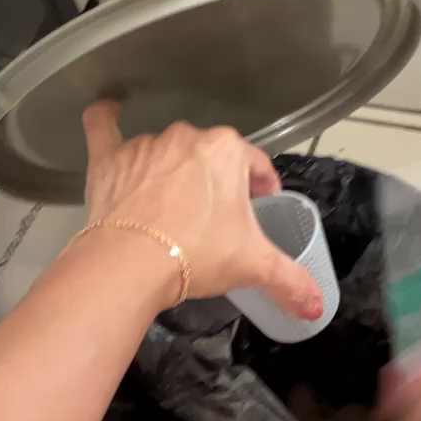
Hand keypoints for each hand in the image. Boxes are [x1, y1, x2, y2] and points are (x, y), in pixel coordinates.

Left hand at [80, 102, 322, 318]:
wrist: (131, 263)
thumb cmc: (198, 254)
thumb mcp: (253, 266)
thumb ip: (290, 281)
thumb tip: (316, 307)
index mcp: (228, 151)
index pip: (256, 164)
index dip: (261, 187)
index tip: (258, 208)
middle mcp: (188, 138)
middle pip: (211, 158)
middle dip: (217, 183)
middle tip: (214, 222)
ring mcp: (146, 145)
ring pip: (167, 152)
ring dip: (173, 172)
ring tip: (171, 210)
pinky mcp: (110, 158)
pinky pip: (105, 128)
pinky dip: (106, 120)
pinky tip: (108, 113)